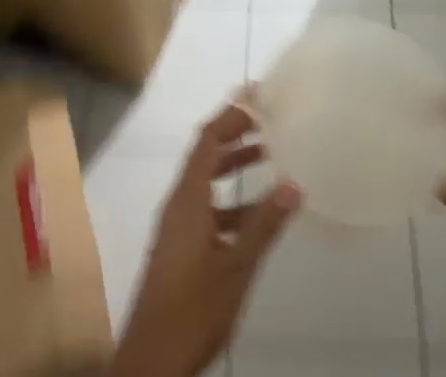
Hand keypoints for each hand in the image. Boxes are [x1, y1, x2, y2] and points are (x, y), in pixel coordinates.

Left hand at [108, 102, 301, 376]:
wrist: (151, 361)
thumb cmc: (193, 309)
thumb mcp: (236, 268)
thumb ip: (263, 225)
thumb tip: (293, 183)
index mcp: (187, 201)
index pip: (207, 142)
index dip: (231, 115)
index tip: (257, 95)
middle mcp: (177, 206)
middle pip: (204, 155)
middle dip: (234, 133)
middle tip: (269, 118)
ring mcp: (176, 229)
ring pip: (205, 182)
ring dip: (233, 166)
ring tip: (269, 156)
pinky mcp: (179, 249)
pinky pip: (205, 208)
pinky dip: (230, 200)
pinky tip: (256, 215)